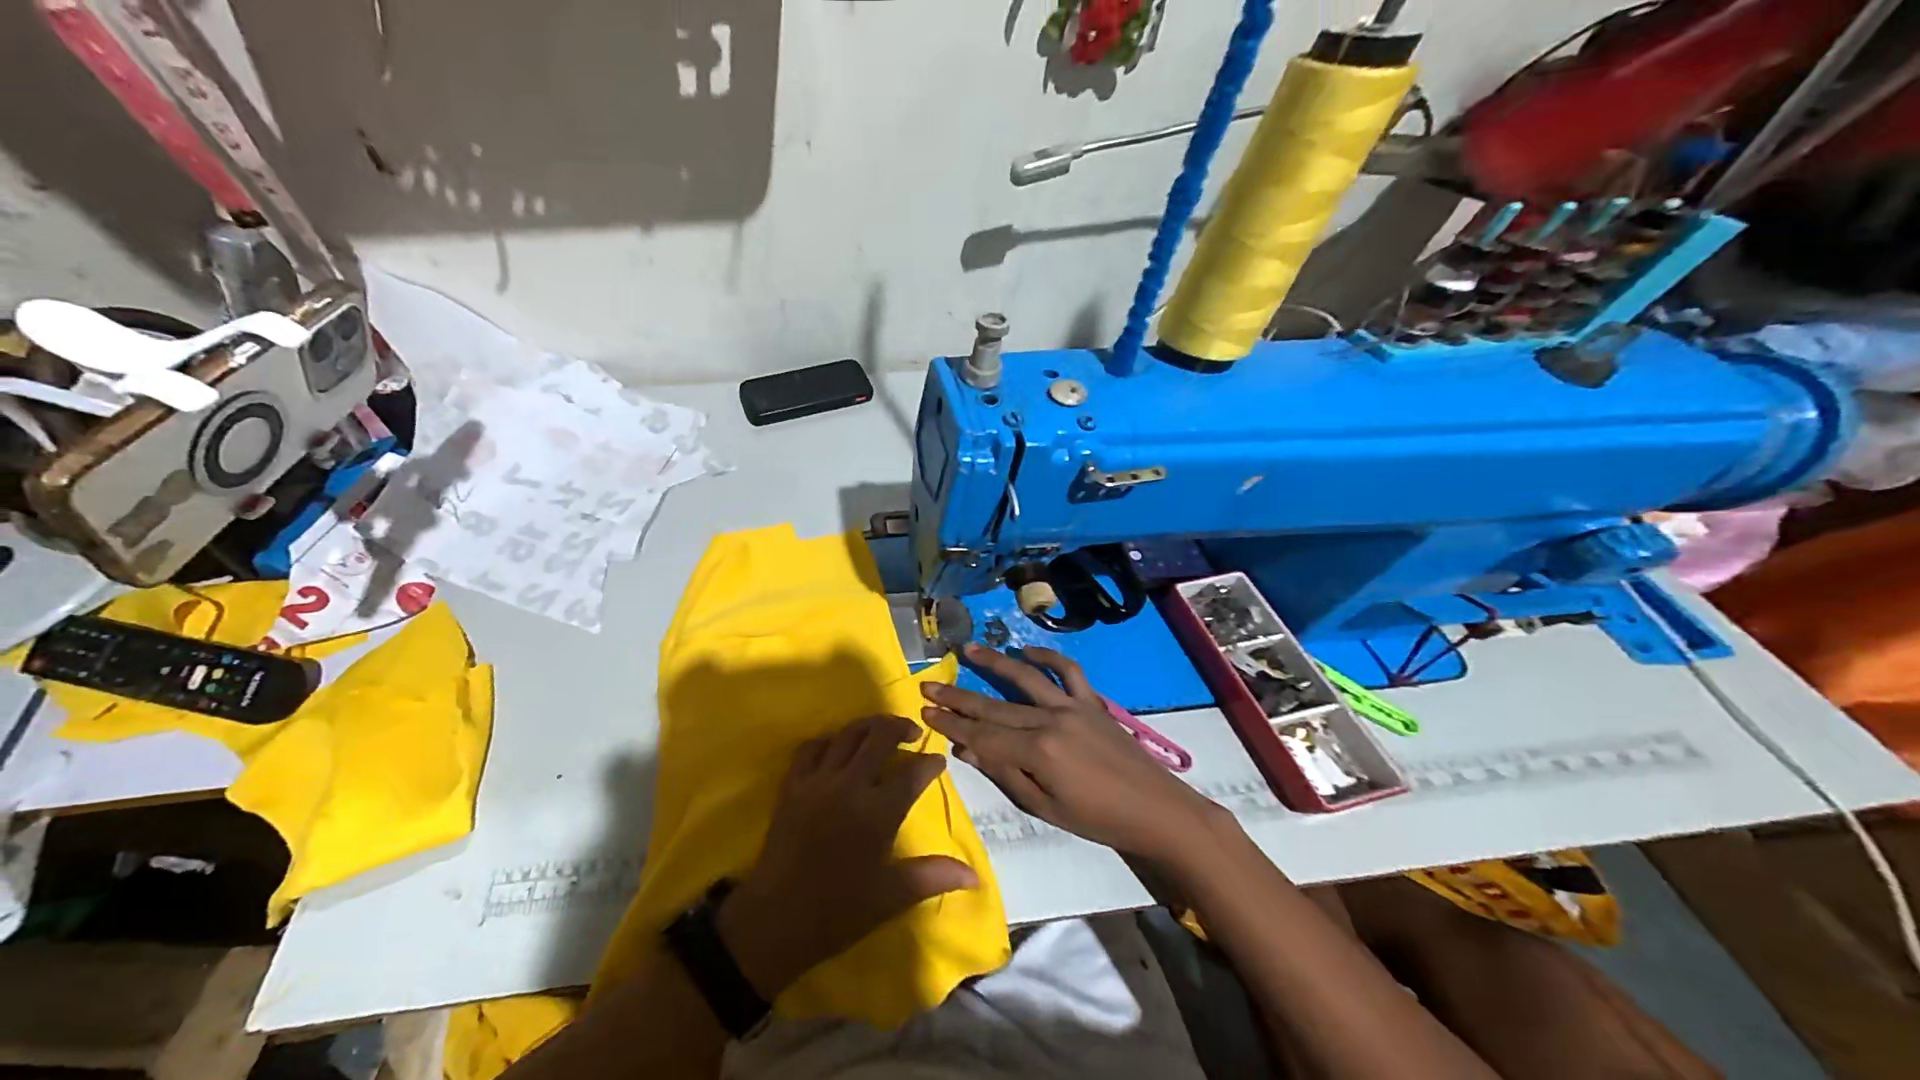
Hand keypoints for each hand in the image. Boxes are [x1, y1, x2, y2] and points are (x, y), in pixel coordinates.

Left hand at [717, 715, 979, 998]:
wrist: (774, 920)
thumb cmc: (838, 911)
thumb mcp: (892, 896)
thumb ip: (934, 875)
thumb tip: (976, 876)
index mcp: (878, 812)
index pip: (913, 772)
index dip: (930, 763)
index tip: (938, 763)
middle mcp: (849, 786)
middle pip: (880, 736)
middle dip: (901, 728)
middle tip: (913, 734)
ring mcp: (818, 782)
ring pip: (847, 734)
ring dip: (869, 727)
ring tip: (881, 732)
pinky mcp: (792, 786)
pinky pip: (812, 747)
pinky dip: (830, 740)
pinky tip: (839, 748)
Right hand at [920, 645, 1221, 864]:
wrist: (1154, 808)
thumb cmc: (1096, 819)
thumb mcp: (1044, 807)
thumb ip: (1005, 774)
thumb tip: (967, 750)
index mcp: (1037, 753)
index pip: (982, 735)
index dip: (951, 724)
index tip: (925, 710)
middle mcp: (1050, 721)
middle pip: (995, 707)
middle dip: (959, 697)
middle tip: (929, 686)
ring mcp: (1073, 706)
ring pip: (1025, 679)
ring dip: (994, 664)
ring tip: (968, 650)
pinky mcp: (1092, 701)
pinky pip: (1068, 671)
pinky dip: (1046, 657)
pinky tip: (1025, 652)